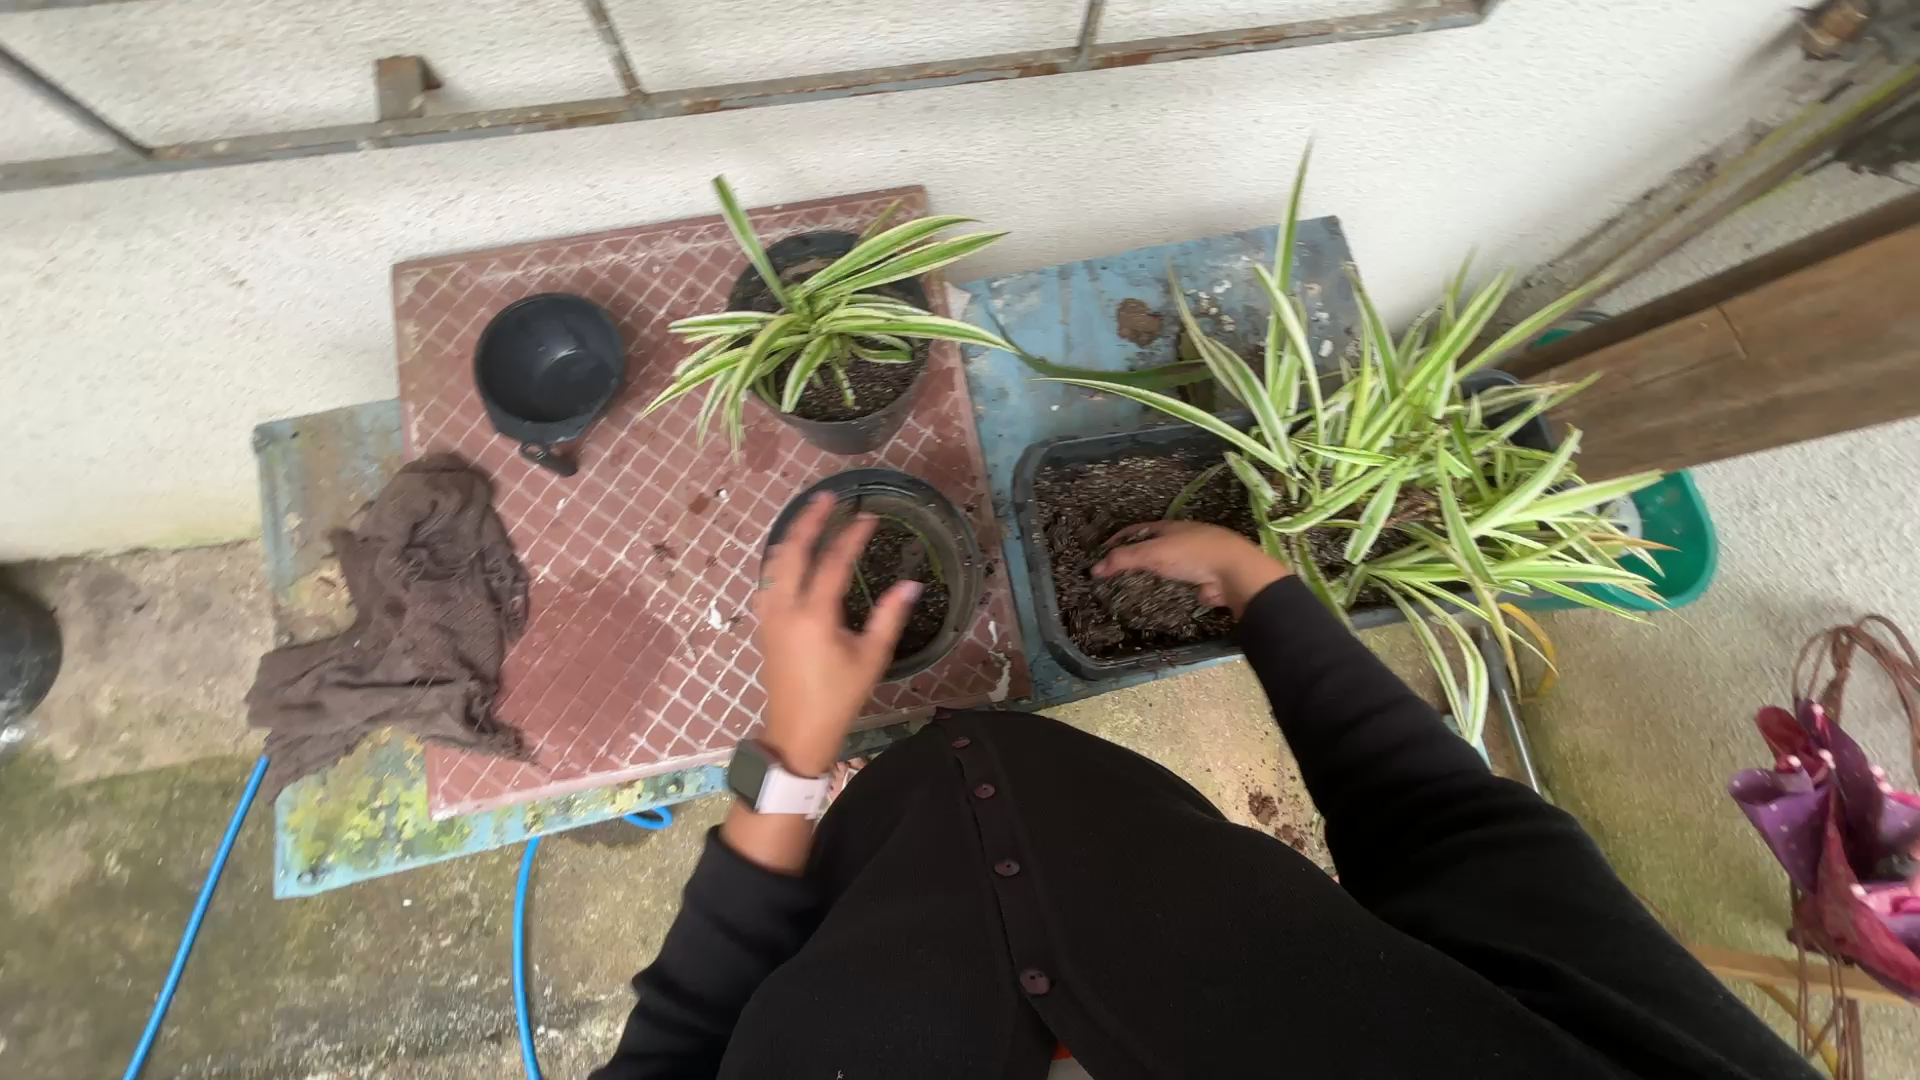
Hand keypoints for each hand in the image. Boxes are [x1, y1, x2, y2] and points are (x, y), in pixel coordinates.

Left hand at [752, 492, 921, 776]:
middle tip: (827, 497)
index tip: (867, 515)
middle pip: (793, 551)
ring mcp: (770, 616)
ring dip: (792, 536)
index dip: (851, 535)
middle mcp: (786, 608)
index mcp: (815, 615)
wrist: (797, 732)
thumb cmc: (838, 697)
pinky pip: (767, 580)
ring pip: (774, 563)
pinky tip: (790, 556)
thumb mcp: (871, 658)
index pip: (834, 562)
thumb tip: (911, 584)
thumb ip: (889, 617)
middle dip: (809, 520)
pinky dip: (779, 559)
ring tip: (809, 517)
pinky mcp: (764, 625)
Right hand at [1091, 521, 1287, 617]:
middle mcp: (1183, 540)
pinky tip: (1156, 599)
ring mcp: (1195, 560)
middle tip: (1115, 573)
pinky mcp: (1203, 580)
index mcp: (1170, 527)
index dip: (1119, 538)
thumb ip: (1123, 559)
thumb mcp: (1152, 553)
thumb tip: (1094, 568)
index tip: (1102, 550)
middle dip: (1135, 558)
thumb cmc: (1191, 554)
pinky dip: (1167, 590)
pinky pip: (1179, 585)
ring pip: (1166, 567)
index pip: (1137, 529)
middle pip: (1152, 547)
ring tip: (1132, 588)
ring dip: (1151, 575)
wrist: (1234, 572)